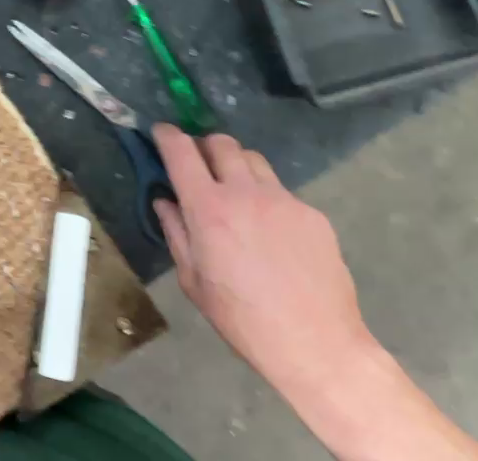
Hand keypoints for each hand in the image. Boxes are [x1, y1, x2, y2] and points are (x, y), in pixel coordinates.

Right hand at [149, 128, 376, 401]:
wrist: (316, 344)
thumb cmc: (242, 319)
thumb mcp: (193, 281)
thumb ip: (176, 233)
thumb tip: (165, 202)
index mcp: (208, 209)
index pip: (181, 152)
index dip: (167, 135)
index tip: (161, 133)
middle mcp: (245, 193)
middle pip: (221, 143)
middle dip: (204, 145)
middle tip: (200, 164)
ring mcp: (283, 200)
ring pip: (254, 160)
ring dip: (237, 165)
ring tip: (236, 191)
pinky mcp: (312, 214)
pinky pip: (282, 191)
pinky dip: (267, 197)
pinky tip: (271, 231)